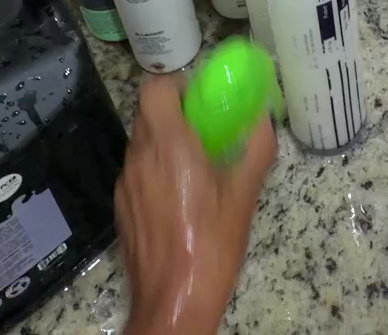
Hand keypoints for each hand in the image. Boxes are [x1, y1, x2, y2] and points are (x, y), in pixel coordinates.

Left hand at [115, 74, 277, 334]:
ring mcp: (125, 185)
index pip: (154, 89)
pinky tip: (181, 192)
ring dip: (165, 139)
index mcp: (168, 146)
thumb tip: (266, 116)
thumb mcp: (245, 192)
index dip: (176, 84)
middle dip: (175, 111)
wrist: (173, 303)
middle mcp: (140, 158)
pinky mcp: (121, 208)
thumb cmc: (212, 242)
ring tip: (196, 159)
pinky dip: (156, 167)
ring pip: (141, 142)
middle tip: (206, 124)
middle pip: (147, 113)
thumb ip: (257, 146)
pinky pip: (137, 170)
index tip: (200, 97)